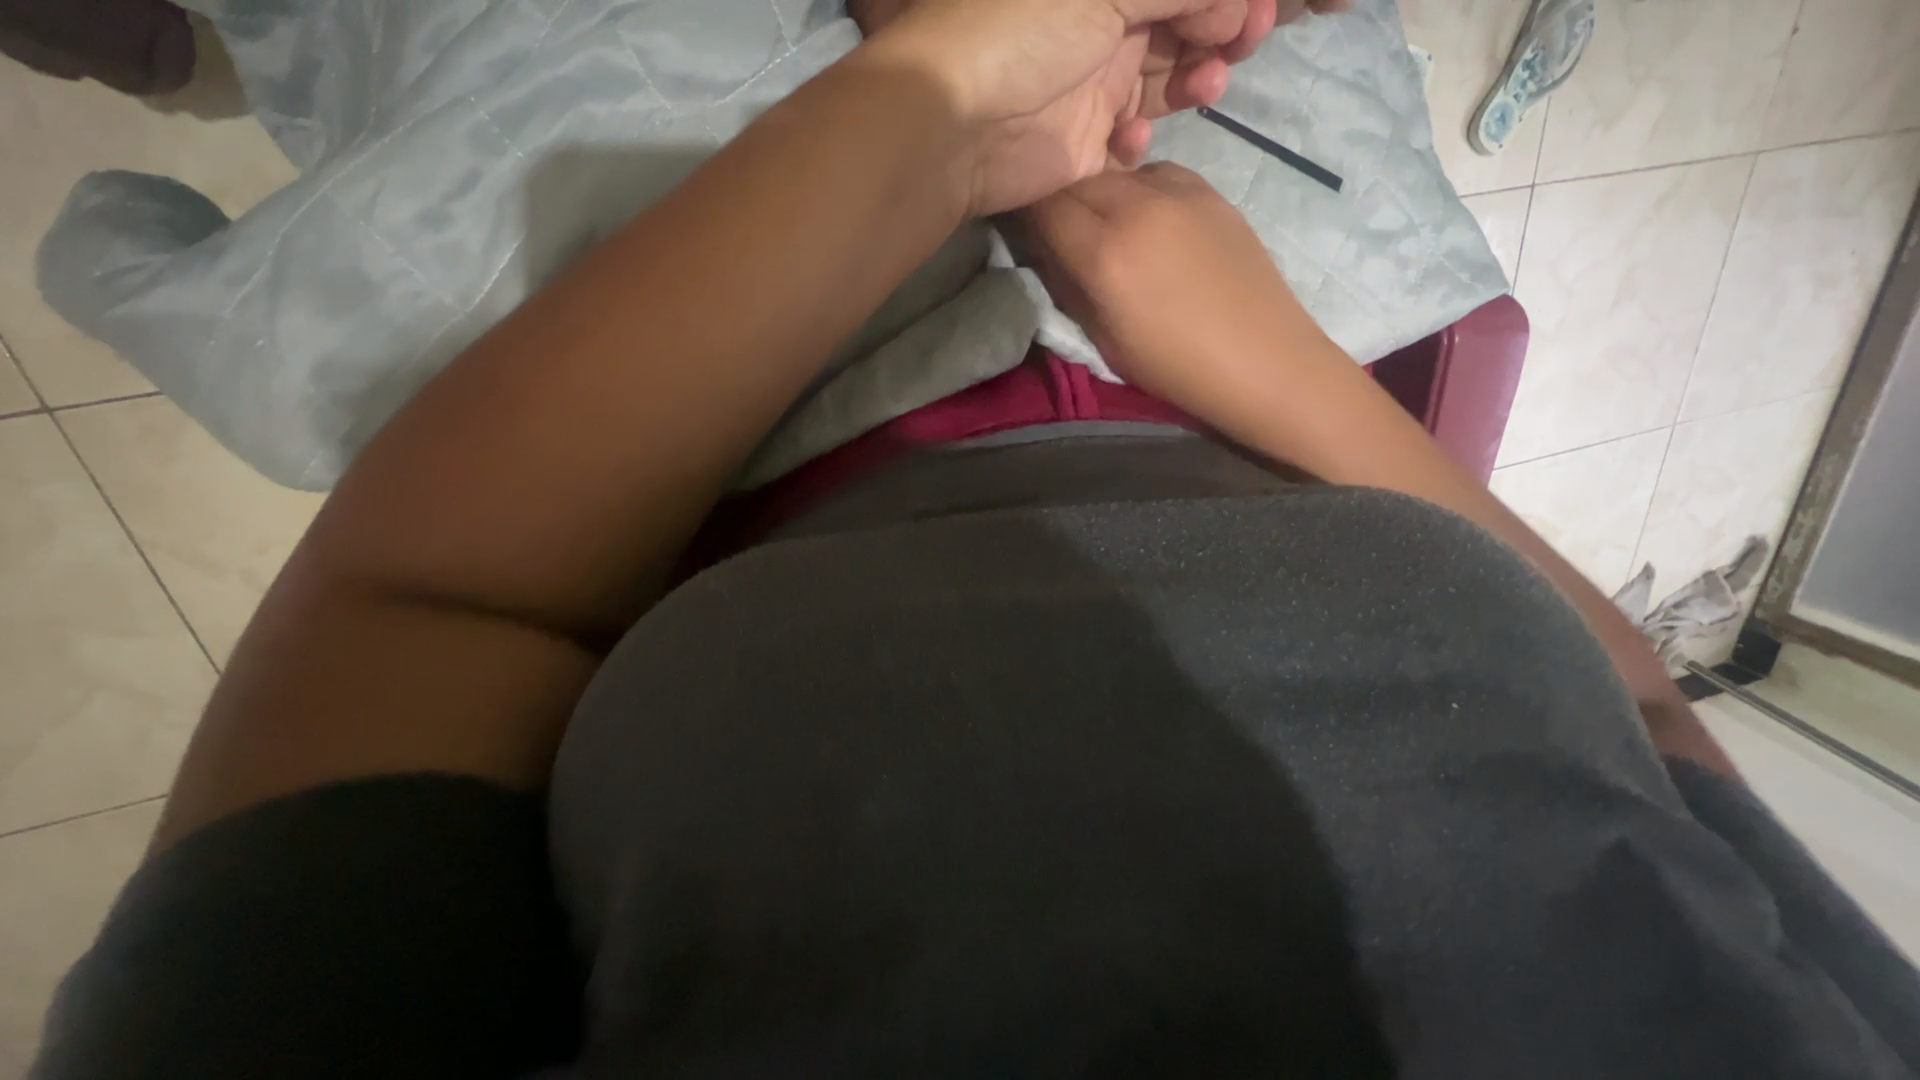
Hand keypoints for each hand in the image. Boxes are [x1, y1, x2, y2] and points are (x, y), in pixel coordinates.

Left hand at [855, 0, 1290, 213]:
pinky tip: (1130, 137)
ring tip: (1207, 86)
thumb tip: (1230, 6)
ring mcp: (1090, 90)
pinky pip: (1128, 142)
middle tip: (1241, 44)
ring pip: (1163, 83)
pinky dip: (1138, 139)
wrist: (957, 125)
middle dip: (1219, 32)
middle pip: (1178, 27)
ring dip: (1193, 80)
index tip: (1248, 12)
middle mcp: (1097, 30)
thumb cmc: (1022, 31)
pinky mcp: (1081, 147)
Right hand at [1010, 163, 1339, 417]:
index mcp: (1104, 252)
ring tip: (1107, 227)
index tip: (1023, 230)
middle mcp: (1137, 206)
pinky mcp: (1210, 190)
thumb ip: (1068, 285)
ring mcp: (1179, 191)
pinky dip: (1139, 192)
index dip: (1025, 213)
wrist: (1264, 360)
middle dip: (1059, 199)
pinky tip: (1148, 225)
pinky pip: (1155, 176)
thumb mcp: (1103, 339)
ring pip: (1116, 172)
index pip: (1043, 205)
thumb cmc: (1176, 367)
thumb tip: (1047, 250)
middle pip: (1076, 178)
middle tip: (1058, 229)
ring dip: (1100, 192)